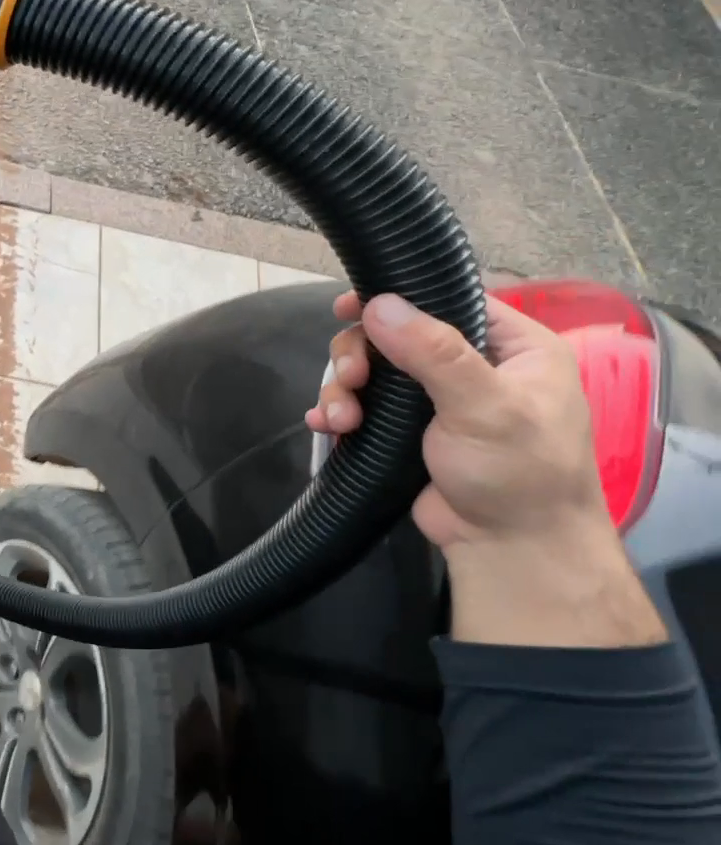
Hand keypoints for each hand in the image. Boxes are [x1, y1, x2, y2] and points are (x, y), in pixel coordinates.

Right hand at [308, 291, 666, 647]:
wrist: (507, 546)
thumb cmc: (517, 472)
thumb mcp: (485, 407)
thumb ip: (434, 353)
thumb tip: (378, 303)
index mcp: (513, 348)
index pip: (448, 301)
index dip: (396, 298)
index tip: (347, 307)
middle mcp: (472, 366)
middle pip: (393, 336)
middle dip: (358, 358)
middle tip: (348, 380)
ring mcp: (433, 400)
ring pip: (369, 372)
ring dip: (341, 391)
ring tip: (337, 422)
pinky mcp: (403, 430)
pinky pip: (359, 405)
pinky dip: (336, 413)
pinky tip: (326, 428)